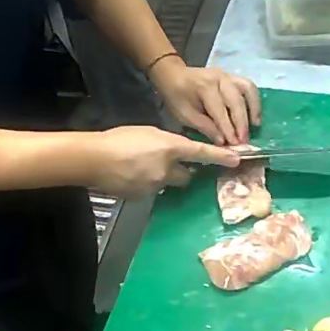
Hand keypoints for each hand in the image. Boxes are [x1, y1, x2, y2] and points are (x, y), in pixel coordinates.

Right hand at [87, 125, 237, 197]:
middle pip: (186, 176)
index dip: (219, 156)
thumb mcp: (148, 133)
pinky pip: (151, 192)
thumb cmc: (119, 139)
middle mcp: (167, 169)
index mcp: (169, 148)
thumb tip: (176, 151)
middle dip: (181, 171)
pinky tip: (130, 176)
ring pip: (167, 184)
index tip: (236, 160)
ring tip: (140, 167)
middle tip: (166, 162)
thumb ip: (167, 143)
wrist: (92, 160)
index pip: (201, 152)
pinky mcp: (143, 197)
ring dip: (161, 178)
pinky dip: (145, 185)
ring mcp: (155, 186)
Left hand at [147, 59, 261, 144]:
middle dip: (241, 124)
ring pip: (248, 90)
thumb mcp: (185, 115)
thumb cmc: (177, 97)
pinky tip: (254, 116)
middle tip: (244, 141)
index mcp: (204, 86)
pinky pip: (249, 87)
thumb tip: (223, 142)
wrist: (174, 75)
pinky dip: (255, 101)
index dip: (228, 129)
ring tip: (255, 127)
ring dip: (254, 109)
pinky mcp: (233, 77)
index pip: (220, 111)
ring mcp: (229, 75)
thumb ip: (205, 127)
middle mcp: (220, 78)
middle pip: (236, 102)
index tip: (234, 145)